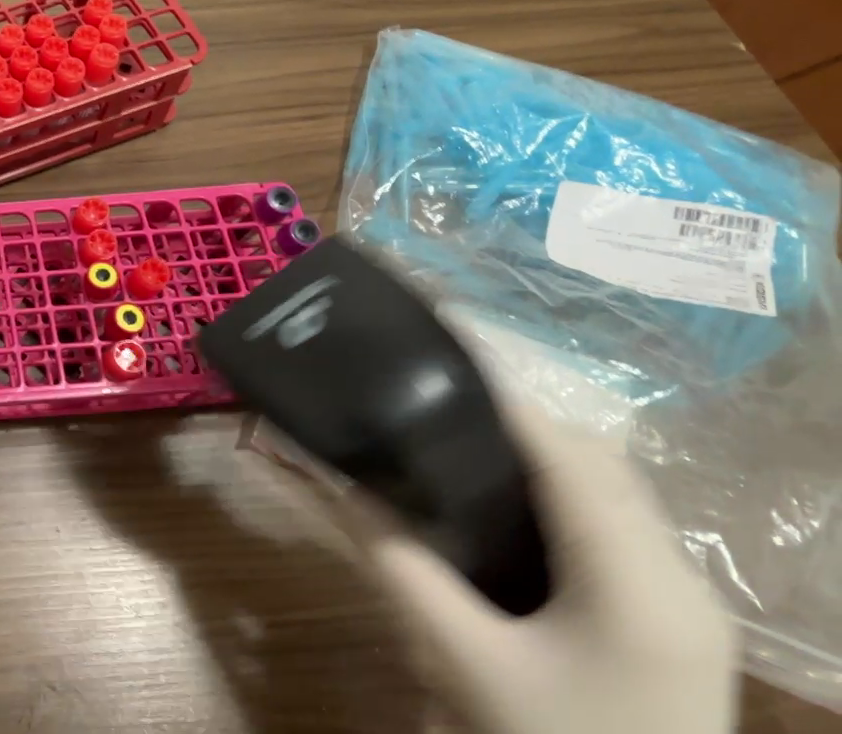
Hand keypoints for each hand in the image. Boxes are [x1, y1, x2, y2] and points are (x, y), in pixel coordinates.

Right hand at [344, 398, 737, 733]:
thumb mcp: (466, 662)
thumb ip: (401, 569)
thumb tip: (340, 489)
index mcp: (639, 581)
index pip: (571, 458)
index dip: (504, 401)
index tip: (435, 360)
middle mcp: (679, 576)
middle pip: (600, 465)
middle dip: (519, 421)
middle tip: (430, 402)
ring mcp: (683, 601)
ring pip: (612, 494)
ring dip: (540, 456)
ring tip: (455, 441)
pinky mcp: (669, 621)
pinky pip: (613, 528)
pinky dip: (558, 495)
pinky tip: (503, 507)